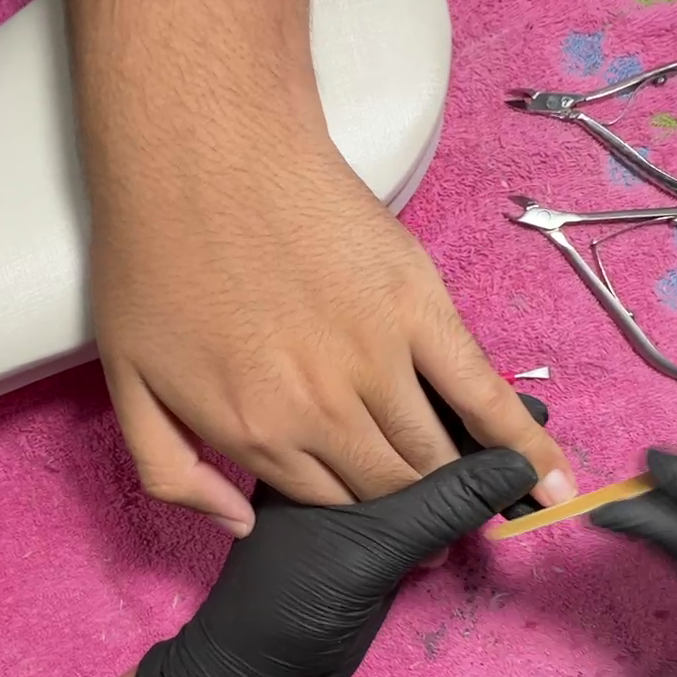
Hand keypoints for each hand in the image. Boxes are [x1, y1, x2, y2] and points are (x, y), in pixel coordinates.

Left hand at [89, 143, 573, 535]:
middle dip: (415, 518)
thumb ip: (175, 474)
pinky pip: (482, 394)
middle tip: (437, 524)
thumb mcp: (127, 383)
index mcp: (256, 435)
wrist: (203, 147)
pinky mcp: (422, 312)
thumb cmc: (156, 259)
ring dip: (464, 490)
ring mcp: (379, 363)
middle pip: (389, 491)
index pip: (332, 508)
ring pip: (436, 456)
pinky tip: (550, 481)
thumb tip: (242, 526)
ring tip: (487, 504)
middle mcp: (323, 414)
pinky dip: (522, 445)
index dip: (361, 525)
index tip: (383, 530)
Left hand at [134, 448, 538, 676]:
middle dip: (483, 425)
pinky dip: (461, 487)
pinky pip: (422, 490)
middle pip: (420, 423)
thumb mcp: (371, 553)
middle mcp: (335, 452)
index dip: (470, 410)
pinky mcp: (368, 521)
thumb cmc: (297, 607)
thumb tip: (516, 465)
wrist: (257, 673)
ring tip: (532, 439)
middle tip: (543, 423)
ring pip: (424, 453)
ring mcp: (352, 484)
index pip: (403, 406)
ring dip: (477, 453)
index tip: (531, 416)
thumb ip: (440, 506)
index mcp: (319, 441)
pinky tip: (495, 479)